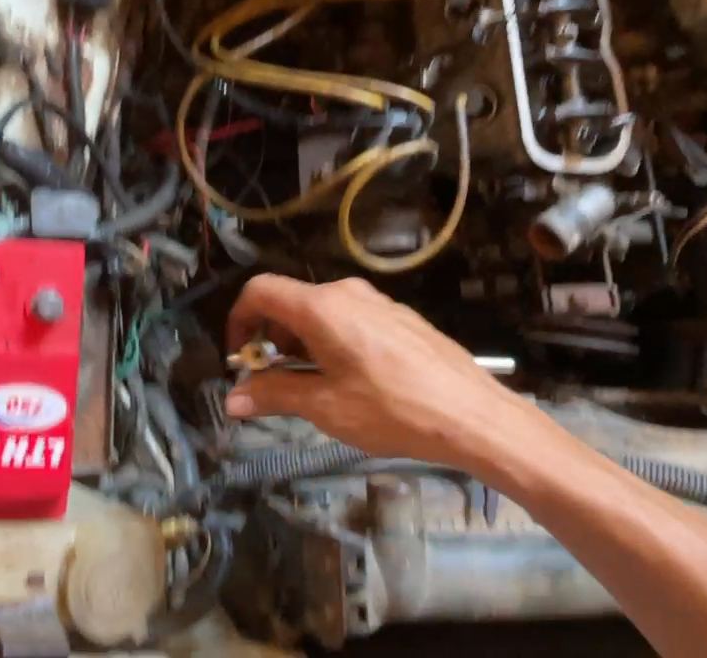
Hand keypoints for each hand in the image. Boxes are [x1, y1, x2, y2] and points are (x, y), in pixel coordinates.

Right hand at [225, 275, 546, 468]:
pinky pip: (350, 320)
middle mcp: (346, 293)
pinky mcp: (400, 318)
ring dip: (302, 344)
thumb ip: (274, 394)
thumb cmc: (392, 409)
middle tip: (276, 382)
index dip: (239, 320)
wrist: (473, 415)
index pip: (260, 291)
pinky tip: (354, 382)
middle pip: (290, 302)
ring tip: (315, 388)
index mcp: (320, 307)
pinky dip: (332, 342)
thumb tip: (233, 398)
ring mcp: (377, 302)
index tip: (240, 358)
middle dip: (272, 339)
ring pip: (321, 312)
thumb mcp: (325, 407)